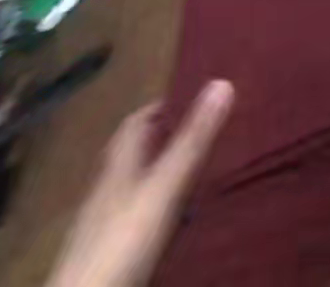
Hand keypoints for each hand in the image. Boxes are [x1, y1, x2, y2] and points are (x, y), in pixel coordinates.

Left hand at [43, 80, 234, 286]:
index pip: (136, 123)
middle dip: (169, 135)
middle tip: (208, 125)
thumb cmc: (125, 237)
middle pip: (137, 151)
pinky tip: (183, 210)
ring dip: (166, 168)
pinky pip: (142, 211)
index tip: (197, 94)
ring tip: (205, 162)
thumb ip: (193, 138)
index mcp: (117, 165)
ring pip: (139, 182)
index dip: (163, 105)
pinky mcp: (112, 248)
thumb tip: (222, 81)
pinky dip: (164, 201)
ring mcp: (106, 221)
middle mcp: (108, 188)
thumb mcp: (166, 184)